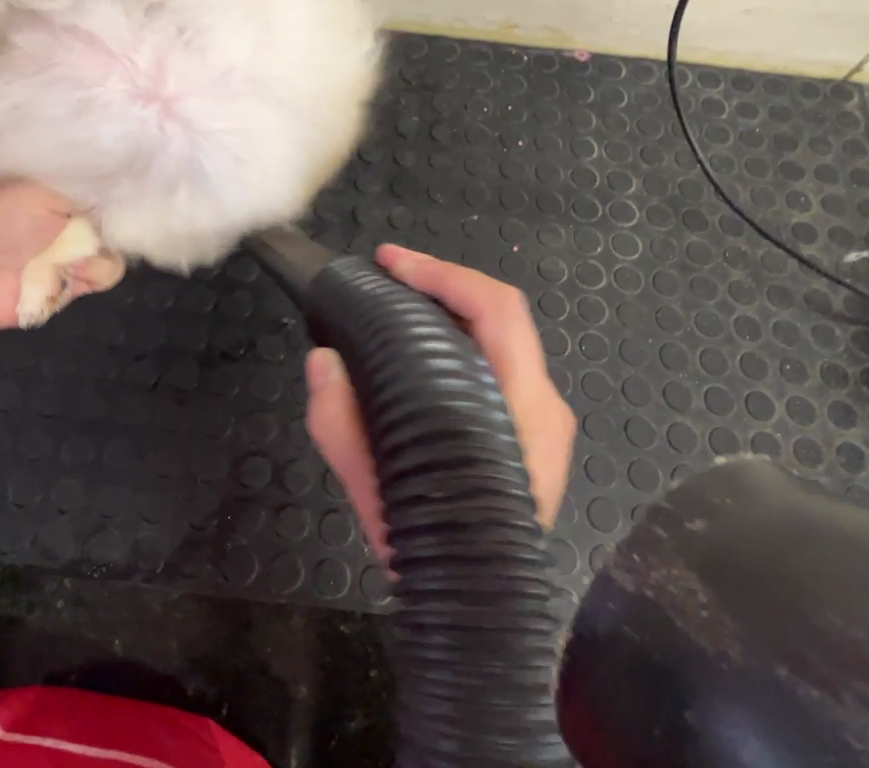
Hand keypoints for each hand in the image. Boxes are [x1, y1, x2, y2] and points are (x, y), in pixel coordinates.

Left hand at [0, 181, 114, 332]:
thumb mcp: (37, 193)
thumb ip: (83, 194)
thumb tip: (115, 203)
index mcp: (57, 191)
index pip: (101, 186)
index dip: (114, 188)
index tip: (124, 189)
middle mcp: (70, 220)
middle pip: (115, 217)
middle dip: (109, 222)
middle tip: (85, 227)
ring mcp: (76, 252)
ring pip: (115, 246)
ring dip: (98, 249)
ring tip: (71, 256)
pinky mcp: (77, 282)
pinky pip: (107, 274)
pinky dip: (94, 272)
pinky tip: (73, 271)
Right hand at [305, 244, 576, 562]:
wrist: (481, 604)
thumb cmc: (436, 548)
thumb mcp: (374, 493)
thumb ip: (340, 427)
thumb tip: (322, 362)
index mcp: (519, 410)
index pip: (495, 311)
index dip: (442, 275)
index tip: (389, 262)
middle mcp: (544, 403)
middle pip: (502, 313)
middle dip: (443, 281)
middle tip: (388, 272)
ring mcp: (547, 417)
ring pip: (504, 335)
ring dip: (451, 308)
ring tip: (399, 300)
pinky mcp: (538, 428)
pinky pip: (502, 361)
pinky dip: (462, 338)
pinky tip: (424, 343)